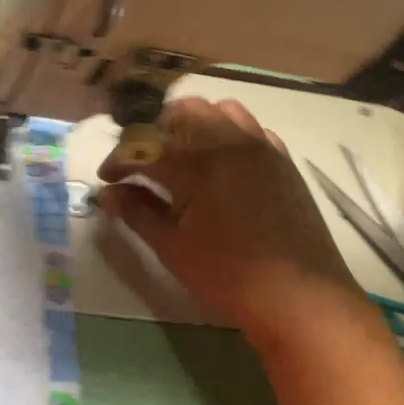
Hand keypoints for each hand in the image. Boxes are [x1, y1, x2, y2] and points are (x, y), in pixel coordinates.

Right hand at [97, 97, 359, 340]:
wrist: (296, 293)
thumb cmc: (226, 275)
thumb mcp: (172, 248)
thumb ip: (137, 213)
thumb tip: (108, 194)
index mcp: (196, 164)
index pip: (144, 145)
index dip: (118, 160)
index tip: (106, 181)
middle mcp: (229, 142)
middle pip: (181, 113)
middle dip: (153, 133)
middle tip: (140, 165)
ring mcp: (260, 147)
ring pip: (219, 111)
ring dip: (191, 125)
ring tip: (179, 157)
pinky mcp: (281, 160)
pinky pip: (249, 128)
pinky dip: (226, 134)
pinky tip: (218, 164)